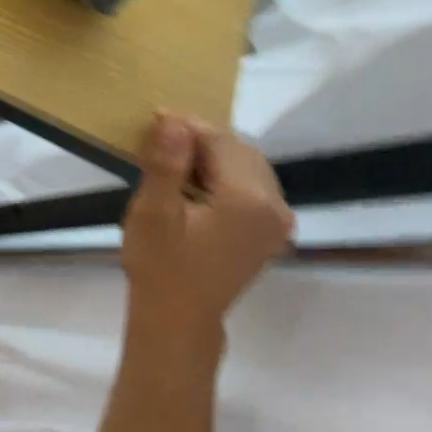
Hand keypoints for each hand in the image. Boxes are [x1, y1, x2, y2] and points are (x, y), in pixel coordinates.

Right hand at [121, 113, 293, 333]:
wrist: (178, 314)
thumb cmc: (159, 263)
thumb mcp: (153, 212)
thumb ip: (167, 165)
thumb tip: (174, 121)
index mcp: (248, 200)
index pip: (223, 144)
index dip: (188, 127)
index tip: (154, 116)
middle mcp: (275, 207)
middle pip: (243, 154)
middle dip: (204, 140)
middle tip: (160, 136)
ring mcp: (277, 222)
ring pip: (250, 170)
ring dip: (215, 157)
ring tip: (173, 158)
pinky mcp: (270, 232)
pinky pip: (253, 189)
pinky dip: (225, 177)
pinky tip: (194, 184)